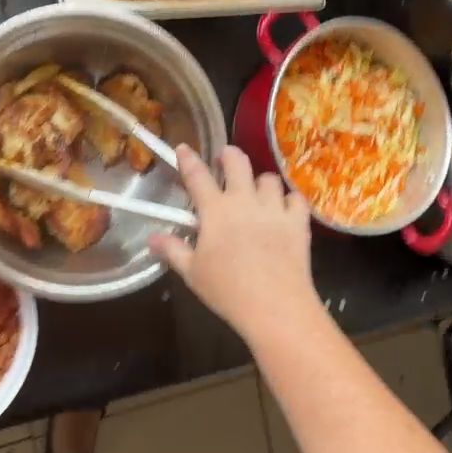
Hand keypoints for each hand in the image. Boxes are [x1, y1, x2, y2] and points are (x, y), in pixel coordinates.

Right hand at [150, 145, 317, 336]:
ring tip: (257, 191)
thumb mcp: (193, 273)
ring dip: (260, 182)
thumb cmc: (227, 290)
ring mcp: (274, 209)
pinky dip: (290, 200)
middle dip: (229, 155)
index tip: (183, 148)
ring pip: (269, 179)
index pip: (197, 176)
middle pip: (238, 162)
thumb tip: (152, 238)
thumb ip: (174, 250)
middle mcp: (245, 201)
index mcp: (216, 211)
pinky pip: (296, 199)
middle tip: (225, 159)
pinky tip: (286, 209)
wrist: (275, 304)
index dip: (188, 160)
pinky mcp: (298, 221)